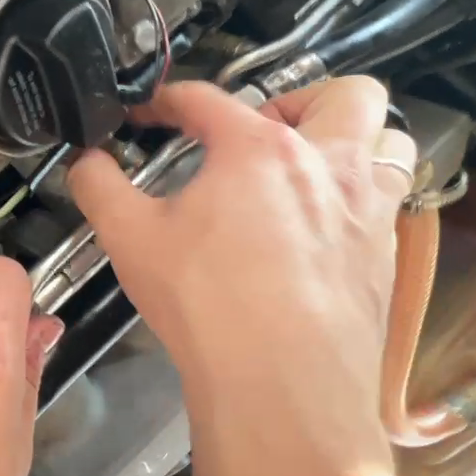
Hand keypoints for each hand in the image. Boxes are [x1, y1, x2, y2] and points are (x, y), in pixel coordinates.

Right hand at [66, 77, 415, 449]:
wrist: (281, 382)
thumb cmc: (203, 298)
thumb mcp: (125, 233)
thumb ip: (97, 183)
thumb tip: (85, 160)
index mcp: (258, 149)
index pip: (208, 98)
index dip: (166, 99)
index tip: (146, 114)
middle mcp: (326, 166)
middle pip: (344, 93)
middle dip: (294, 99)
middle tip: (252, 130)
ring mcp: (368, 210)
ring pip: (389, 141)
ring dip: (346, 139)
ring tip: (299, 166)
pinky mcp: (386, 256)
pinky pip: (387, 199)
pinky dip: (353, 193)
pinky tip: (311, 225)